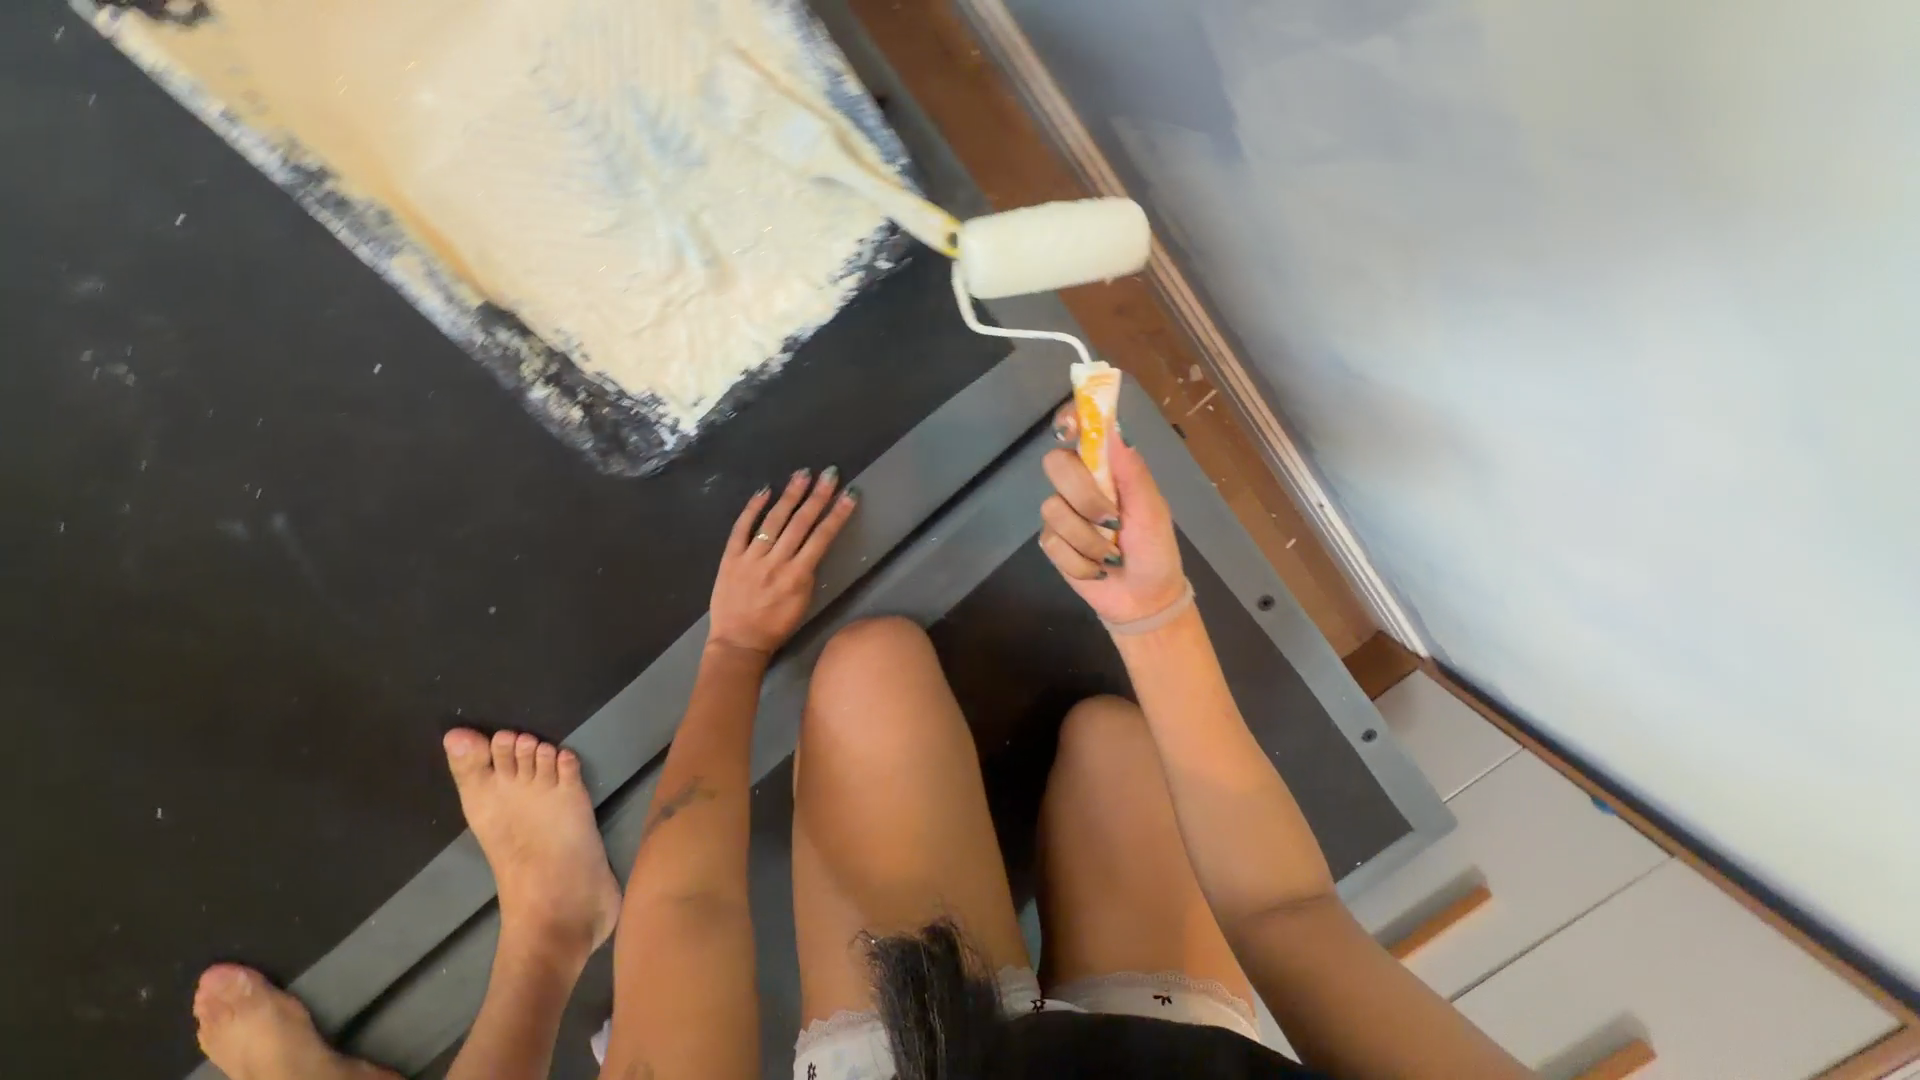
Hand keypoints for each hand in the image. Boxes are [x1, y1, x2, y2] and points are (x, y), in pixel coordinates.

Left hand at [708, 468, 857, 656]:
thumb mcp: (802, 603)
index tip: (849, 494)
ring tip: (802, 474)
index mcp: (798, 576)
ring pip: (773, 521)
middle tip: (829, 474)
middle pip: (800, 523)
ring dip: (790, 495)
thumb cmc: (776, 626)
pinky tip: (764, 491)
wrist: (739, 642)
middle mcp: (776, 562)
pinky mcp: (730, 558)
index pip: (822, 538)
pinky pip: (741, 528)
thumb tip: (809, 548)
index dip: (837, 514)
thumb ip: (806, 574)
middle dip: (817, 496)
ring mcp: (751, 558)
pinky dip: (752, 509)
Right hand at [1039, 402, 1186, 624]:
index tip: (1070, 429)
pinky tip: (1097, 569)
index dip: (1070, 420)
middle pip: (1056, 465)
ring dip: (1088, 540)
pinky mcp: (1053, 544)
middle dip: (1084, 496)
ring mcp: (1063, 514)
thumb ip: (1133, 471)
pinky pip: (1052, 543)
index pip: (1080, 430)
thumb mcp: (1153, 509)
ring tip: (1111, 555)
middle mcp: (1080, 484)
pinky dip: (1080, 561)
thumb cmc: (1155, 550)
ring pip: (1053, 510)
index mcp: (1107, 468)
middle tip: (1112, 520)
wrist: (1144, 599)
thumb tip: (1113, 430)